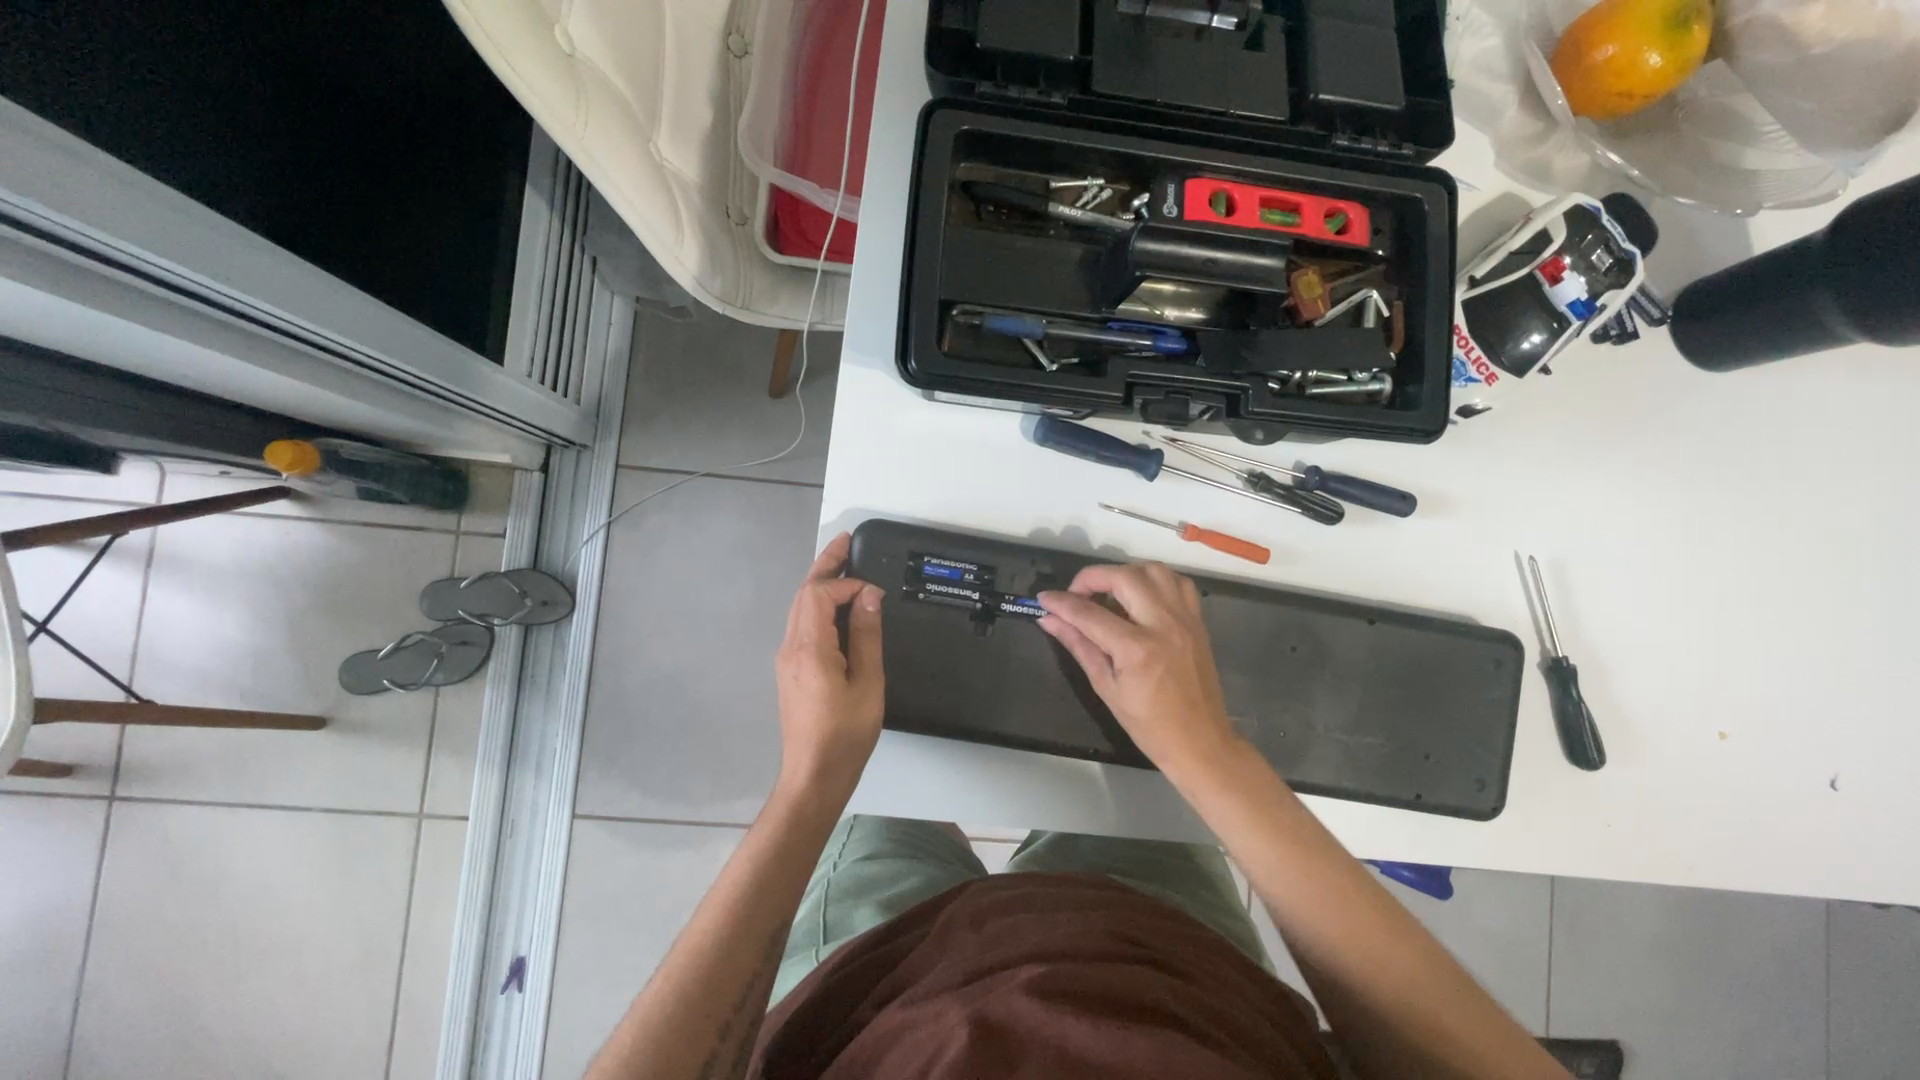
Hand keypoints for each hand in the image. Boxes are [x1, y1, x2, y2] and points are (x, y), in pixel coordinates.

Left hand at [775, 532, 884, 796]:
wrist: (814, 775)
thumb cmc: (846, 734)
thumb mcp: (868, 684)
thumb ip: (867, 636)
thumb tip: (868, 596)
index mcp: (809, 648)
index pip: (820, 594)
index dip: (846, 583)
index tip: (875, 591)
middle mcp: (790, 647)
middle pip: (803, 594)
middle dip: (825, 567)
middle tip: (847, 543)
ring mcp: (786, 659)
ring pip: (799, 608)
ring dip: (820, 585)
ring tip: (844, 566)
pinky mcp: (790, 670)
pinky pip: (801, 625)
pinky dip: (818, 606)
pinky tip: (837, 608)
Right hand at [1037, 563, 1238, 770]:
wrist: (1200, 741)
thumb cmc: (1148, 724)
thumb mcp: (1105, 688)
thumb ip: (1079, 645)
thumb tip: (1049, 619)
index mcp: (1136, 649)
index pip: (1090, 613)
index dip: (1062, 602)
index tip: (1044, 598)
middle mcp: (1163, 625)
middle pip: (1124, 577)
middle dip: (1092, 578)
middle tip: (1077, 595)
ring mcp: (1185, 620)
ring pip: (1154, 570)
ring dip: (1125, 573)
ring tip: (1110, 592)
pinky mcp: (1198, 621)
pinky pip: (1178, 582)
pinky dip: (1154, 580)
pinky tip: (1141, 596)